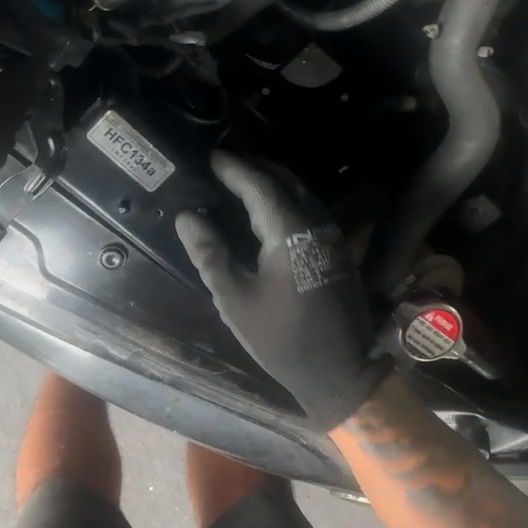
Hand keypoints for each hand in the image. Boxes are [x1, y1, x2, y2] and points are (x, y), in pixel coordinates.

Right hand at [176, 153, 389, 429]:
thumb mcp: (235, 301)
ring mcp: (333, 237)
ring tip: (242, 179)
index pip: (259, 185)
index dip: (234, 168)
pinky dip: (286, 199)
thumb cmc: (281, 339)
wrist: (340, 371)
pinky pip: (310, 209)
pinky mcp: (339, 251)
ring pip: (302, 193)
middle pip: (285, 181)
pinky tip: (268, 209)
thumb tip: (187, 217)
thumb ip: (210, 254)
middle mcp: (316, 224)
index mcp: (290, 233)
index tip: (211, 156)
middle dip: (254, 167)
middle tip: (224, 163)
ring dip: (272, 180)